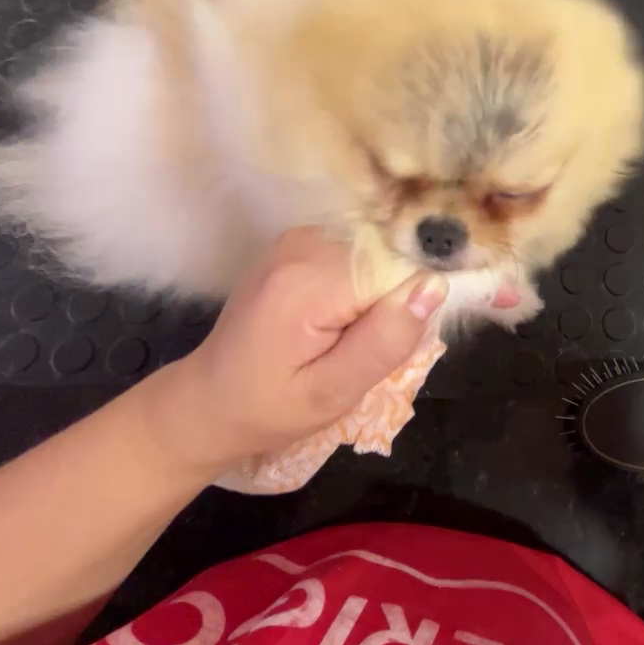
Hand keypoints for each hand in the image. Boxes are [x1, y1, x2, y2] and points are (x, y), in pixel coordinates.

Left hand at [139, 227, 446, 474]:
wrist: (209, 399)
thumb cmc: (269, 408)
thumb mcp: (332, 394)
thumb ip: (384, 341)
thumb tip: (434, 286)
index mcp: (307, 283)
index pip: (397, 269)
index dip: (408, 305)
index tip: (392, 341)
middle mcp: (304, 244)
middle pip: (389, 255)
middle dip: (395, 297)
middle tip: (363, 345)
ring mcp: (301, 236)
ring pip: (379, 250)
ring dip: (381, 288)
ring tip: (351, 331)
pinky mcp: (303, 238)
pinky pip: (361, 250)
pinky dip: (364, 279)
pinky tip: (342, 312)